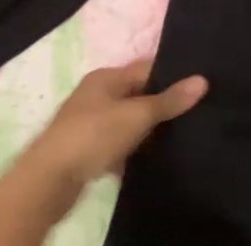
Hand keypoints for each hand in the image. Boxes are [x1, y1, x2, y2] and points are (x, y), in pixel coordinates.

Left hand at [23, 60, 207, 183]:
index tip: (198, 86)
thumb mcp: (138, 114)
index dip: (173, 76)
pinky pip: (118, 141)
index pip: (148, 68)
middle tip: (194, 109)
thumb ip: (170, 99)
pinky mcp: (85, 149)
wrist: (47, 182)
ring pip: (128, 119)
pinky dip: (132, 146)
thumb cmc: (93, 135)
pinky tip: (151, 154)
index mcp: (106, 77)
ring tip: (179, 131)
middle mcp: (95, 94)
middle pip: (139, 93)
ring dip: (147, 127)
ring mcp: (88, 123)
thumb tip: (203, 80)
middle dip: (162, 103)